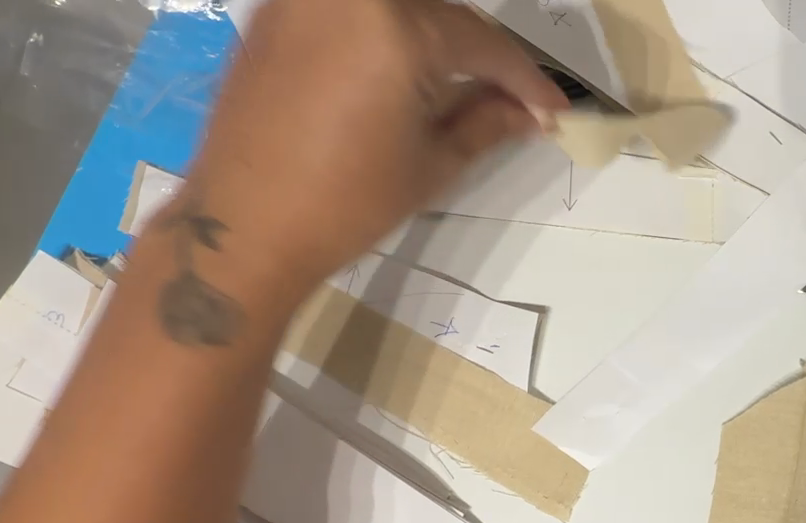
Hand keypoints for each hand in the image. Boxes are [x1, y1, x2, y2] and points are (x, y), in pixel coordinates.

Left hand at [181, 0, 567, 305]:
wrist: (250, 218)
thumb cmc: (350, 201)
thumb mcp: (433, 164)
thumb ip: (486, 123)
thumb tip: (531, 113)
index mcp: (394, 26)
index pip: (481, 41)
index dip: (526, 77)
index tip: (555, 108)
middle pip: (442, 10)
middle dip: (485, 52)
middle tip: (514, 97)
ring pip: (399, 3)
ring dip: (438, 34)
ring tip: (464, 83)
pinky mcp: (279, 6)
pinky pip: (354, 7)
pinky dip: (391, 28)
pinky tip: (408, 67)